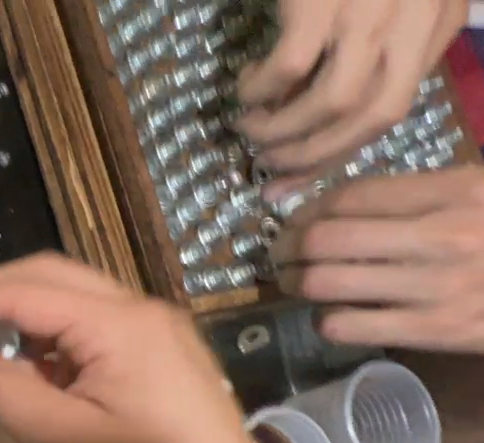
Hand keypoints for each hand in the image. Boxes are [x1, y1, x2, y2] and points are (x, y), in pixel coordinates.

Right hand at [0, 255, 296, 442]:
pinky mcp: (141, 363)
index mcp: (119, 325)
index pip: (18, 296)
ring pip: (54, 306)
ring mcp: (143, 338)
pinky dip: (24, 347)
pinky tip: (0, 376)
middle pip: (38, 282)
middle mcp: (135, 315)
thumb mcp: (57, 437)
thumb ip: (0, 388)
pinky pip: (71, 337)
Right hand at [233, 0, 463, 177]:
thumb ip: (361, 60)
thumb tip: (304, 124)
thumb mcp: (383, 11)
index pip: (391, 115)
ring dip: (277, 128)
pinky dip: (258, 88)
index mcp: (437, 27)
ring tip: (247, 124)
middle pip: (370, 116)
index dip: (331, 160)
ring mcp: (372, 11)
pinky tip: (245, 80)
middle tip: (263, 160)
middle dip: (308, 155)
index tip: (279, 185)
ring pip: (331, 102)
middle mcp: (416, 21)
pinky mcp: (324, 5)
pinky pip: (288, 68)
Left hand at [279, 167, 483, 351]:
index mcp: (462, 191)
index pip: (351, 196)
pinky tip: (337, 311)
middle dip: (286, 247)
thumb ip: (416, 194)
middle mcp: (446, 235)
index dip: (306, 210)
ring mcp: (437, 285)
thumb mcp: (483, 195)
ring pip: (321, 282)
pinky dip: (326, 318)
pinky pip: (341, 325)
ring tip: (300, 280)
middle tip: (281, 254)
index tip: (293, 221)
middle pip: (322, 240)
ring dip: (296, 282)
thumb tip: (323, 202)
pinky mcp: (432, 329)